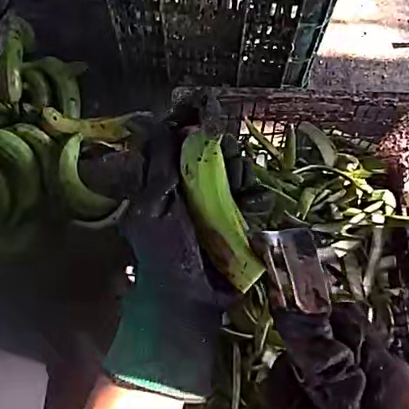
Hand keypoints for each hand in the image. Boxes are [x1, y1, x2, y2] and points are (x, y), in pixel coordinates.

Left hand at [101, 117, 228, 400]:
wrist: (191, 300)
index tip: (204, 109)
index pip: (176, 143)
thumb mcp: (153, 206)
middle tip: (230, 154)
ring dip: (241, 172)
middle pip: (211, 153)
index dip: (189, 126)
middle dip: (223, 150)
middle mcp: (189, 189)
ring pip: (235, 171)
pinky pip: (252, 197)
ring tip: (242, 186)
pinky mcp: (237, 220)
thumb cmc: (164, 253)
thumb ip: (160, 166)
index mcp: (162, 184)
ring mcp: (215, 205)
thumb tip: (169, 125)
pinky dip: (254, 198)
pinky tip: (251, 206)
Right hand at [275, 304, 408, 408]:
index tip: (280, 350)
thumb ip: (336, 390)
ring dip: (299, 392)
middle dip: (296, 369)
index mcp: (383, 372)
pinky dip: (312, 407)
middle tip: (274, 403)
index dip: (307, 328)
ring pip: (327, 368)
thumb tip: (318, 342)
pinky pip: (334, 390)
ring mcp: (378, 386)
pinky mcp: (371, 403)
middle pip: (330, 345)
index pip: (343, 321)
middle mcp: (383, 369)